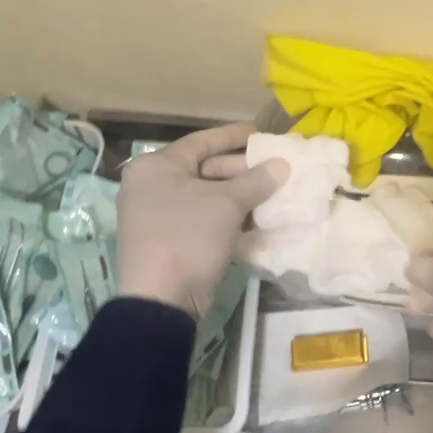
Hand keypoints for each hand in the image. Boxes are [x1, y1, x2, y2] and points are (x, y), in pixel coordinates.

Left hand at [116, 122, 287, 315]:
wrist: (160, 298)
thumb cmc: (189, 237)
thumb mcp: (227, 205)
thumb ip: (256, 181)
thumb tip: (282, 165)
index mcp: (156, 166)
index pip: (201, 141)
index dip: (233, 136)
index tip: (260, 134)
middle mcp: (150, 185)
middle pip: (203, 169)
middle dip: (240, 171)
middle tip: (273, 172)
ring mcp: (155, 214)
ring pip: (204, 196)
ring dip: (237, 196)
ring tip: (270, 197)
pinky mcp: (165, 240)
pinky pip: (200, 218)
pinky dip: (225, 217)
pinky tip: (252, 222)